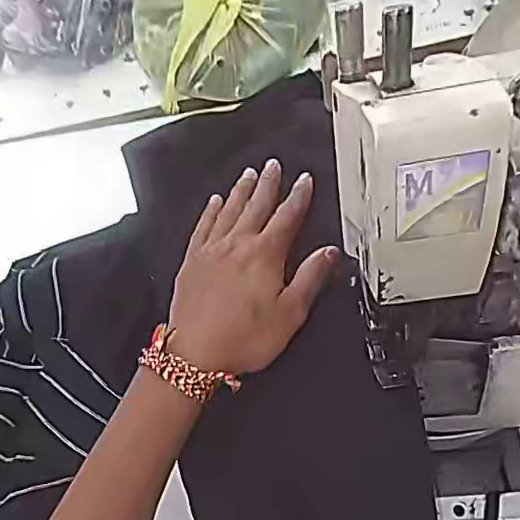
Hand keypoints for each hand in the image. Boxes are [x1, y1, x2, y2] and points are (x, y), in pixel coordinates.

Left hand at [167, 159, 339, 374]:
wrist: (196, 353)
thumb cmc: (243, 338)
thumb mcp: (290, 313)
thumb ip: (310, 278)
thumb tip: (328, 253)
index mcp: (265, 256)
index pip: (287, 217)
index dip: (298, 197)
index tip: (305, 181)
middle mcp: (237, 245)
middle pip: (257, 205)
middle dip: (269, 184)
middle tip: (274, 166)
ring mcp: (211, 251)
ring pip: (229, 210)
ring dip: (241, 190)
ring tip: (249, 175)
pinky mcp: (191, 262)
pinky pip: (203, 226)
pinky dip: (211, 210)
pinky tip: (214, 202)